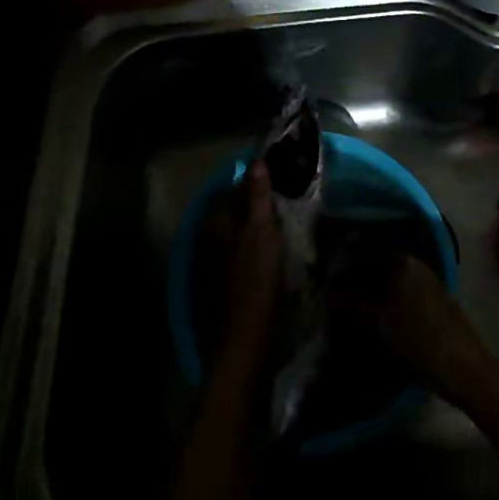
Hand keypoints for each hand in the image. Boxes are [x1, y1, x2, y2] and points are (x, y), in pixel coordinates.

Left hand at [218, 160, 282, 358]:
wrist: (244, 338)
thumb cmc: (257, 280)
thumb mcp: (263, 233)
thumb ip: (258, 197)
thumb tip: (257, 161)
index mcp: (218, 219)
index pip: (238, 187)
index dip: (260, 181)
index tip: (285, 178)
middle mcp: (209, 233)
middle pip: (237, 209)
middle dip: (258, 203)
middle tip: (289, 201)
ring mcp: (213, 258)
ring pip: (238, 230)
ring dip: (257, 225)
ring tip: (285, 224)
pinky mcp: (221, 279)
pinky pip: (239, 251)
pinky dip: (253, 246)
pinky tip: (272, 253)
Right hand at [337, 252, 488, 400]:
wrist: (467, 372)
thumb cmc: (420, 340)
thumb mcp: (380, 323)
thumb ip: (352, 305)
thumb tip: (328, 294)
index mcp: (403, 262)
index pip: (365, 254)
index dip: (345, 266)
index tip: (329, 278)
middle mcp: (418, 264)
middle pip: (380, 265)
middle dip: (359, 277)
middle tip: (338, 292)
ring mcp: (431, 282)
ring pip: (393, 279)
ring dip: (374, 289)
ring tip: (354, 305)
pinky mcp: (438, 301)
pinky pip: (406, 291)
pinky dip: (389, 298)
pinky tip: (379, 313)